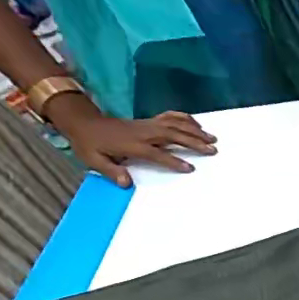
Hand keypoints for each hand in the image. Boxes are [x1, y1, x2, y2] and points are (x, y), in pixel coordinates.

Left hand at [47, 95, 215, 186]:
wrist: (85, 123)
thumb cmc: (91, 145)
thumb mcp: (95, 161)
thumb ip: (112, 171)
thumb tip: (126, 184)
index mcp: (133, 145)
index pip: (158, 154)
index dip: (174, 161)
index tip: (190, 168)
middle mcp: (144, 132)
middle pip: (174, 135)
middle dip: (195, 142)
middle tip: (212, 149)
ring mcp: (148, 124)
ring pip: (176, 124)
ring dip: (196, 130)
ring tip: (212, 137)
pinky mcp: (149, 120)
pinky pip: (171, 116)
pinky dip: (185, 118)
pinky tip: (196, 123)